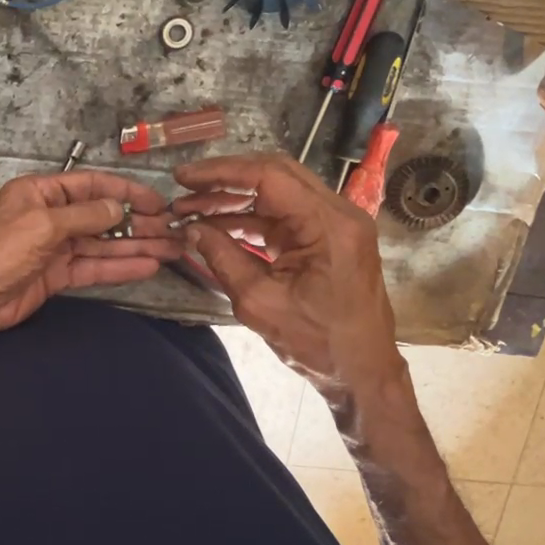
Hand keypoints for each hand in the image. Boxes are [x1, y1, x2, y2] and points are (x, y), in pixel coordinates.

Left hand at [0, 171, 185, 334]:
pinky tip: (148, 265)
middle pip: (101, 215)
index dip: (124, 192)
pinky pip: (94, 267)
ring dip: (136, 245)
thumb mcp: (42, 225)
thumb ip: (84, 215)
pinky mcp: (57, 274)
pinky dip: (120, 266)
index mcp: (40, 193)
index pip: (90, 185)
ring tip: (173, 248)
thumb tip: (119, 208)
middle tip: (174, 229)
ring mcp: (54, 247)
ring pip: (102, 243)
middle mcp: (50, 216)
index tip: (156, 201)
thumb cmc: (0, 251)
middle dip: (137, 222)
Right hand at [171, 152, 399, 393]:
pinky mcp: (326, 239)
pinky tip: (214, 226)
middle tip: (183, 188)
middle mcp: (338, 214)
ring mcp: (334, 225)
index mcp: (328, 225)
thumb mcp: (259, 302)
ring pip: (277, 192)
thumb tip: (191, 228)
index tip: (182, 178)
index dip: (220, 172)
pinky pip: (282, 215)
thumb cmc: (316, 342)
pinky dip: (247, 217)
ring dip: (233, 198)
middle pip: (275, 174)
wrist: (362, 372)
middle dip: (225, 178)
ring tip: (191, 210)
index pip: (269, 177)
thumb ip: (223, 258)